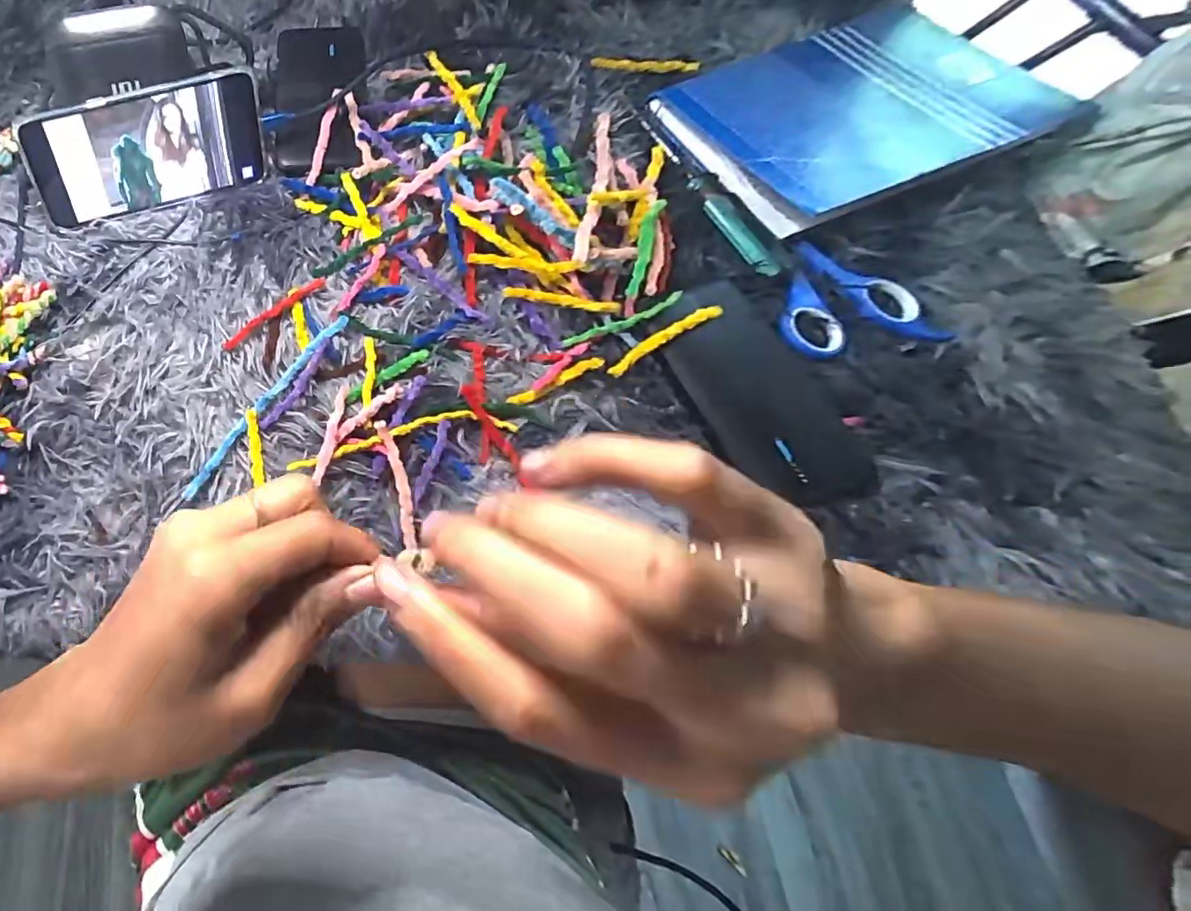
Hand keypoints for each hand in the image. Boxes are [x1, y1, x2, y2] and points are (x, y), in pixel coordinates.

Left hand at [4, 474, 379, 794]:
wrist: (79, 713)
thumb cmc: (162, 726)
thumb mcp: (250, 696)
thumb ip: (310, 625)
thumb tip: (370, 579)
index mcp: (215, 571)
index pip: (310, 529)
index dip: (357, 549)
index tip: (382, 587)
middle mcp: (200, 527)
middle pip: (294, 493)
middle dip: (331, 535)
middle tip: (341, 596)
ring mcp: (186, 522)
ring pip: (274, 500)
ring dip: (304, 539)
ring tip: (305, 604)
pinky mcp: (182, 529)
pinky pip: (249, 517)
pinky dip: (277, 543)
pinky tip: (270, 596)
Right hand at [372, 434, 883, 805]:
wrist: (833, 651)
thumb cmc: (689, 674)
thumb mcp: (607, 695)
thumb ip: (510, 657)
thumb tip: (410, 602)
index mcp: (677, 763)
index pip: (540, 711)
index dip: (449, 641)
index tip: (390, 581)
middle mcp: (744, 712)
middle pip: (597, 636)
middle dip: (493, 568)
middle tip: (442, 529)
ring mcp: (781, 619)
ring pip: (649, 568)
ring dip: (542, 524)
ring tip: (497, 504)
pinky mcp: (792, 535)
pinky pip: (690, 479)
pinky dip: (601, 459)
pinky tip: (541, 464)